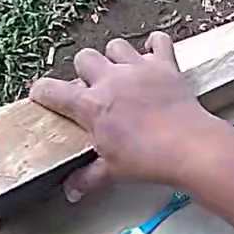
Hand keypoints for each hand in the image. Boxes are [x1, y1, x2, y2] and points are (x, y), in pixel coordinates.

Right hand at [27, 33, 231, 199]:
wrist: (190, 146)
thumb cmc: (149, 160)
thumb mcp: (112, 172)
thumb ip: (87, 178)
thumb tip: (71, 191)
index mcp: (90, 105)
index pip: (49, 89)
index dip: (43, 93)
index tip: (45, 99)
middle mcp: (111, 80)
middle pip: (84, 57)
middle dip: (85, 71)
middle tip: (96, 89)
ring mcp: (139, 69)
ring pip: (116, 46)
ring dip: (116, 57)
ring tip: (123, 73)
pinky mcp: (166, 66)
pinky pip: (159, 41)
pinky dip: (156, 45)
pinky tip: (154, 56)